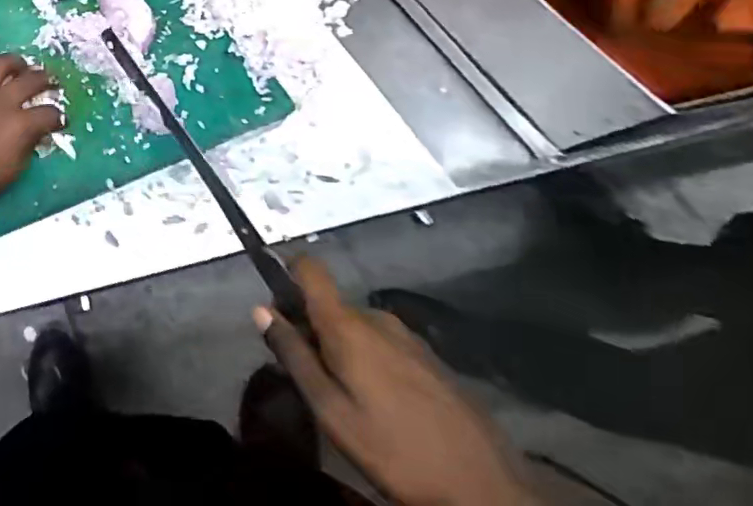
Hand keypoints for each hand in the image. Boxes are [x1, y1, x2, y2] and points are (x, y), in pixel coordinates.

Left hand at [0, 54, 62, 209]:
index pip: (51, 113)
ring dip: (15, 63)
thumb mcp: (16, 166)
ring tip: (20, 68)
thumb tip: (38, 130)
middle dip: (46, 80)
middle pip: (32, 79)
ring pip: (1, 62)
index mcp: (21, 123)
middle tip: (49, 83)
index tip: (58, 120)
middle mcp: (2, 101)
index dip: (59, 117)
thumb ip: (30, 142)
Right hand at [256, 258, 540, 505]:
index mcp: (349, 327)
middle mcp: (380, 322)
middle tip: (309, 371)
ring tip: (346, 392)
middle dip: (312, 327)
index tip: (275, 301)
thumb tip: (260, 310)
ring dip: (344, 347)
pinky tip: (384, 404)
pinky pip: (388, 347)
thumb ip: (293, 355)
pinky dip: (374, 361)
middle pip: (331, 306)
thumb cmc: (396, 450)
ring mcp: (414, 343)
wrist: (492, 495)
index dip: (288, 271)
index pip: (311, 270)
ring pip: (360, 328)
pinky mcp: (438, 365)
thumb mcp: (330, 409)